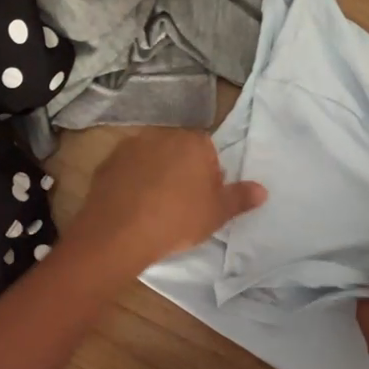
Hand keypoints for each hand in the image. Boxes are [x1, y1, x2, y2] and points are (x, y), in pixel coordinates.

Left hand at [66, 129, 265, 272]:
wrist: (120, 232)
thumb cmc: (178, 220)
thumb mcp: (217, 214)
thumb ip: (240, 198)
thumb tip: (262, 190)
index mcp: (193, 142)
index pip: (207, 152)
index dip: (207, 176)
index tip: (201, 200)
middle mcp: (161, 136)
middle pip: (177, 152)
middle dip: (180, 172)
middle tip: (179, 206)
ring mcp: (130, 147)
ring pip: (149, 160)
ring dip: (153, 176)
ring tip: (152, 208)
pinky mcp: (106, 164)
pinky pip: (125, 172)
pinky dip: (128, 184)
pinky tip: (130, 207)